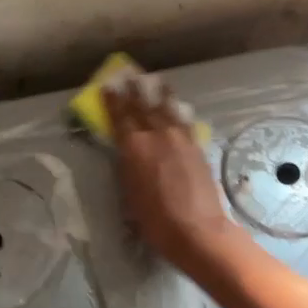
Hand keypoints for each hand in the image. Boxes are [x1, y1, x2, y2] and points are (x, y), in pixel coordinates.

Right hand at [103, 75, 246, 275]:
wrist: (196, 230)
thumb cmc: (154, 219)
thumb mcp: (129, 193)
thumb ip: (127, 166)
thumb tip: (126, 151)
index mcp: (134, 146)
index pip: (121, 116)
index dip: (113, 101)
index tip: (109, 87)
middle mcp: (158, 136)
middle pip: (145, 107)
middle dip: (136, 92)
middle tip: (132, 77)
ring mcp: (181, 140)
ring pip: (169, 110)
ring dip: (162, 95)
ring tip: (159, 83)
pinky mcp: (198, 148)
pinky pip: (185, 123)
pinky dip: (179, 113)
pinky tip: (179, 110)